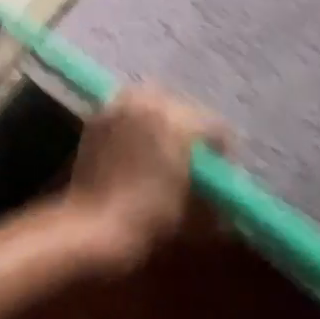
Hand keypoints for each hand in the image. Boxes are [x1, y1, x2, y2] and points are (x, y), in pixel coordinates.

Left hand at [64, 85, 228, 267]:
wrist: (96, 218)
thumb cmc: (152, 215)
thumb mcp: (201, 211)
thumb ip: (218, 193)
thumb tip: (225, 190)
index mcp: (177, 123)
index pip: (213, 124)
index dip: (221, 147)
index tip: (222, 168)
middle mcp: (145, 105)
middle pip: (178, 106)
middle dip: (189, 126)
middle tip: (192, 154)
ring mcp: (115, 108)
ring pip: (147, 100)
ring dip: (159, 117)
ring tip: (163, 145)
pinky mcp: (94, 117)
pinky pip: (121, 109)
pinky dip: (132, 120)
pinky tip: (134, 144)